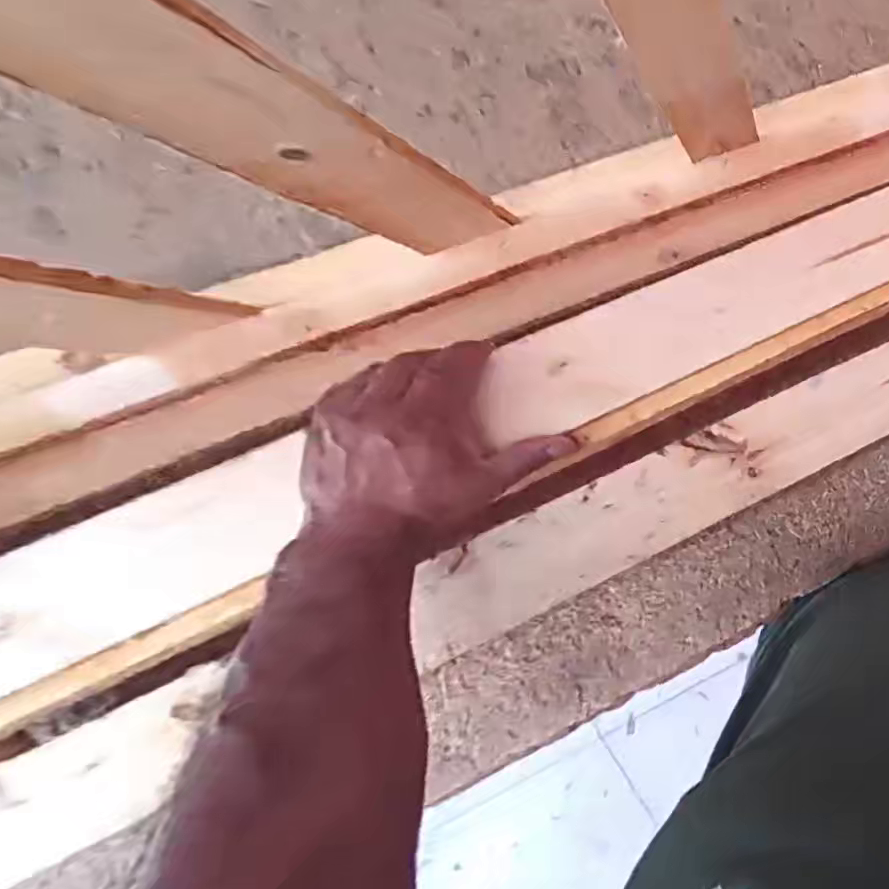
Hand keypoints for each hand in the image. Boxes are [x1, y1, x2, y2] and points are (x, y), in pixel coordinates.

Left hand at [298, 342, 577, 563]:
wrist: (360, 541)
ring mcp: (347, 414)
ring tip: (420, 374)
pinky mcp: (320, 426)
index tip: (481, 348)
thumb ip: (525, 459)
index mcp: (429, 418)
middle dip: (437, 358)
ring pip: (376, 372)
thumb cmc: (429, 514)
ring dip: (402, 368)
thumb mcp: (485, 487)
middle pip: (412, 363)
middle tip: (456, 362)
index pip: (450, 368)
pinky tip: (377, 392)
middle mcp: (385, 407)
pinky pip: (344, 388)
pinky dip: (366, 383)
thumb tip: (568, 442)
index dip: (467, 353)